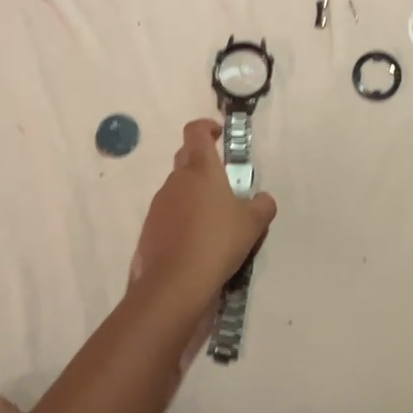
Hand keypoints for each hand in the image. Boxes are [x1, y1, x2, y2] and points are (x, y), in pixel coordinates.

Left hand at [132, 119, 278, 307]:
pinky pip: (169, 216)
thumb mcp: (253, 224)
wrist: (175, 284)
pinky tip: (197, 244)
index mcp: (201, 169)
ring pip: (178, 190)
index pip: (195, 131)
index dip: (207, 127)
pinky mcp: (149, 229)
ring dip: (193, 197)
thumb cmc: (218, 242)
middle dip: (203, 166)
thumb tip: (263, 199)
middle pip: (186, 159)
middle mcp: (176, 180)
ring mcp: (159, 205)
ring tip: (214, 222)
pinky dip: (182, 221)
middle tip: (225, 186)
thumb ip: (262, 206)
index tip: (220, 136)